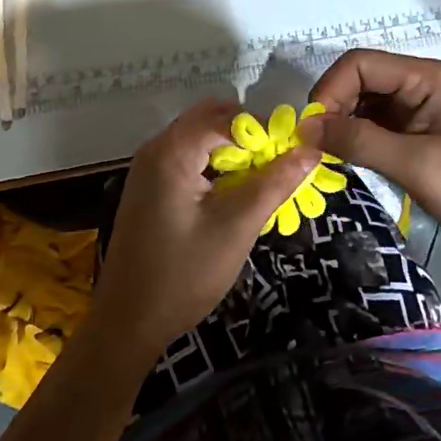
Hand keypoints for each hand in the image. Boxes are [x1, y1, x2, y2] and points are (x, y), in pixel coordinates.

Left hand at [93, 99, 317, 352]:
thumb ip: (276, 182)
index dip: (264, 130)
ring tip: (262, 180)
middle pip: (211, 118)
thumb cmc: (184, 275)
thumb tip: (312, 149)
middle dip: (249, 135)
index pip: (228, 117)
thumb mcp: (237, 227)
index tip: (293, 155)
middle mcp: (157, 148)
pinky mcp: (150, 186)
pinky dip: (216, 164)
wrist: (128, 323)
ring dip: (234, 149)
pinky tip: (234, 193)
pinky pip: (189, 156)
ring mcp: (150, 167)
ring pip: (201, 136)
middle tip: (278, 165)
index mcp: (173, 151)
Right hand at [308, 49, 440, 252]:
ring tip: (327, 160)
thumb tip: (304, 128)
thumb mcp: (416, 164)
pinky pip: (379, 129)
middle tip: (314, 150)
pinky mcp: (423, 138)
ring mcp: (423, 112)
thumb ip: (359, 141)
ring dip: (344, 128)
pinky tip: (349, 164)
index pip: (360, 64)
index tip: (310, 131)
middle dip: (333, 109)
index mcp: (426, 77)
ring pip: (367, 107)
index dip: (329, 90)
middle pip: (361, 82)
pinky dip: (360, 142)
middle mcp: (422, 86)